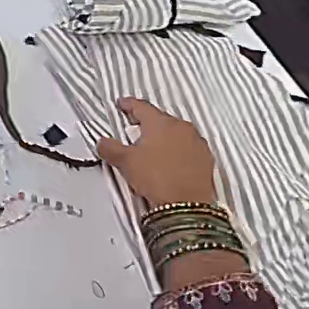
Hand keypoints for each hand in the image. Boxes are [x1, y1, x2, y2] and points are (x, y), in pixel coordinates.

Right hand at [96, 97, 217, 206]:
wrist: (185, 203)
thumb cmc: (158, 178)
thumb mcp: (125, 162)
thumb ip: (111, 148)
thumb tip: (103, 143)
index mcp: (159, 123)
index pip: (141, 107)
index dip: (129, 105)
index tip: (123, 104)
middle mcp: (181, 127)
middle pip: (160, 119)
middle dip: (146, 123)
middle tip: (135, 128)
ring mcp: (196, 141)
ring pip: (176, 133)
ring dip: (163, 138)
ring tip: (151, 150)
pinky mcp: (205, 157)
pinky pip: (188, 147)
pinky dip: (178, 151)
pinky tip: (170, 162)